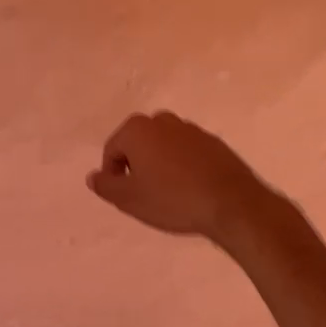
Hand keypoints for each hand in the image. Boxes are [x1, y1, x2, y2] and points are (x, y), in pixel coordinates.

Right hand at [87, 111, 283, 242]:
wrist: (232, 204)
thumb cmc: (172, 199)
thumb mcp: (130, 199)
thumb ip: (106, 186)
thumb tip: (93, 176)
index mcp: (137, 129)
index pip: (113, 150)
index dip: (114, 175)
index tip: (125, 197)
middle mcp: (163, 121)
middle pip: (139, 144)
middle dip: (138, 166)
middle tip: (145, 194)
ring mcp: (191, 130)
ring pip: (164, 147)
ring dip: (161, 165)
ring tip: (170, 194)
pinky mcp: (214, 143)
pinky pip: (188, 153)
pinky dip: (184, 167)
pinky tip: (192, 190)